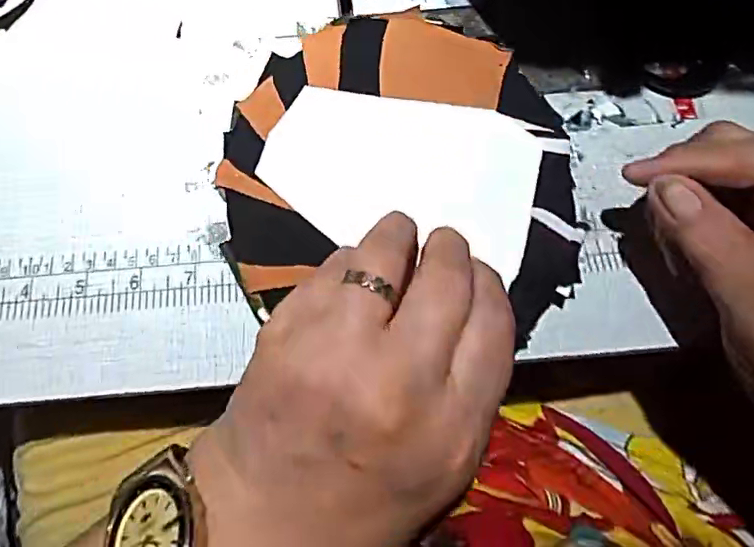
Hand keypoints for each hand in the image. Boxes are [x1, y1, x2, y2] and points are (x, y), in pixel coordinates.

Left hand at [188, 213, 513, 546]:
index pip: (493, 317)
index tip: (476, 275)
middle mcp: (396, 382)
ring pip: (386, 248)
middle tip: (440, 247)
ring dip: (398, 236)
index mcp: (449, 426)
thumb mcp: (448, 460)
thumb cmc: (365, 499)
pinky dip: (351, 263)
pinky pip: (336, 263)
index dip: (487, 283)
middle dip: (448, 249)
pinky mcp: (286, 327)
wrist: (261, 524)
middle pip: (447, 275)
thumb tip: (474, 291)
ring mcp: (334, 349)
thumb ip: (472, 376)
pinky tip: (350, 284)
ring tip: (396, 243)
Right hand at [623, 122, 753, 525]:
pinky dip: (698, 218)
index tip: (640, 176)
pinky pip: (732, 206)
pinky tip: (686, 249)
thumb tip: (663, 188)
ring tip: (673, 245)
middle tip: (651, 204)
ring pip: (737, 177)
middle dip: (694, 175)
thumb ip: (719, 255)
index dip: (701, 162)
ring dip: (692, 197)